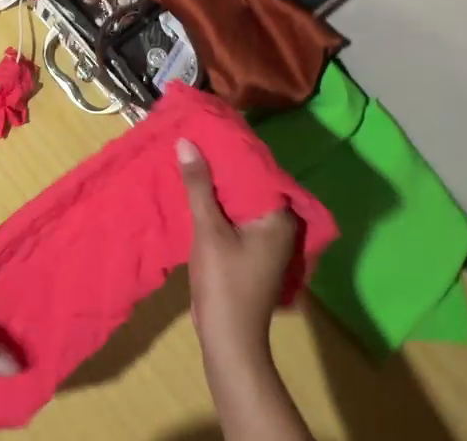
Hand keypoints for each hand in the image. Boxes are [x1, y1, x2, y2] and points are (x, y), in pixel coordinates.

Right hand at [178, 138, 300, 364]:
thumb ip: (199, 185)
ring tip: (190, 155)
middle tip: (196, 137)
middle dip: (222, 164)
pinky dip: (216, 203)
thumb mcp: (208, 229)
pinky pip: (233, 215)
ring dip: (217, 183)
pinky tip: (193, 190)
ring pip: (239, 200)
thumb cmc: (225, 283)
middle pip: (249, 184)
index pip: (260, 171)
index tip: (211, 127)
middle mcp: (278, 225)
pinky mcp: (248, 251)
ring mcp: (264, 240)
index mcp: (279, 218)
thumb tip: (187, 142)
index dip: (235, 149)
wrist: (228, 338)